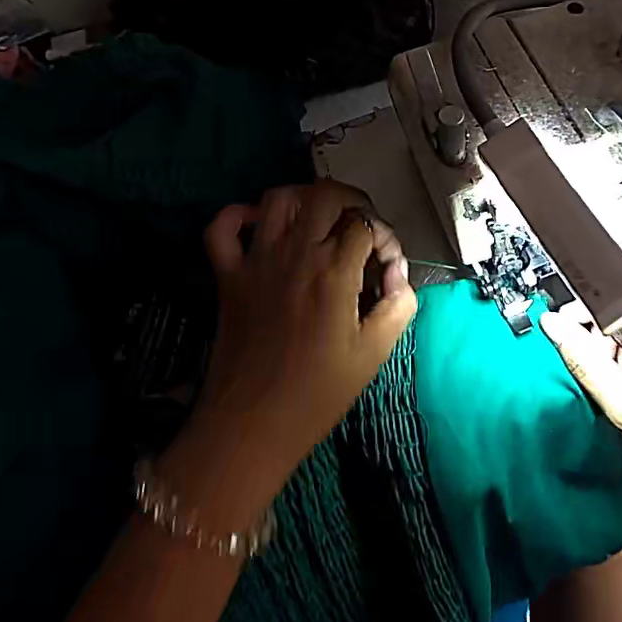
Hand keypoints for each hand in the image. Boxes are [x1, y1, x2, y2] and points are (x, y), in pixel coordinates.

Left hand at [194, 180, 416, 482]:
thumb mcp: (375, 352)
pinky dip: (241, 216)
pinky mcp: (227, 276)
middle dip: (352, 202)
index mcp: (334, 272)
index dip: (384, 237)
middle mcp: (295, 254)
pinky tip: (261, 227)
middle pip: (325, 195)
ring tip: (321, 221)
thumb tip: (397, 272)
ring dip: (305, 198)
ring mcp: (256, 261)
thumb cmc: (318, 393)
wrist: (251, 427)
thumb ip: (398, 303)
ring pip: (278, 198)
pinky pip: (222, 228)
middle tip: (361, 229)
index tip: (387, 266)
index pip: (366, 224)